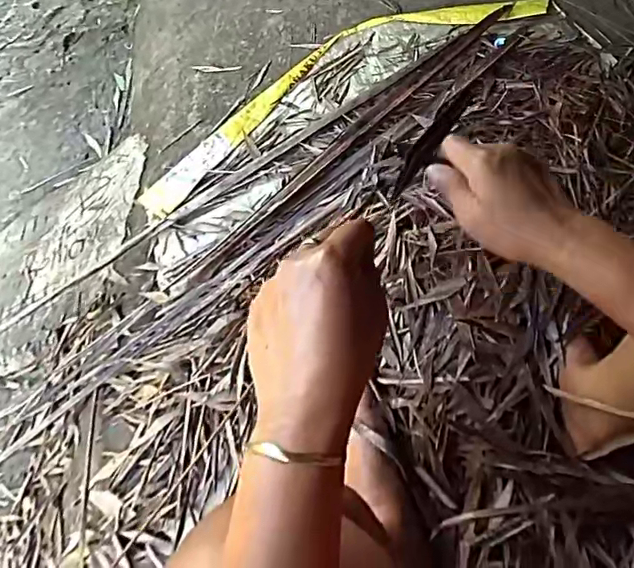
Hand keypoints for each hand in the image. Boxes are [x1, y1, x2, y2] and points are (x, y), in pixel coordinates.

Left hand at [245, 218, 386, 455]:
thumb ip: (368, 271)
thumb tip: (360, 258)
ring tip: (322, 320)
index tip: (368, 262)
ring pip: (302, 268)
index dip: (367, 244)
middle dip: (338, 262)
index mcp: (330, 257)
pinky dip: (293, 301)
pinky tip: (302, 332)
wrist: (303, 407)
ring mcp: (272, 284)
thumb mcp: (377, 307)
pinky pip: (283, 290)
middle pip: (326, 245)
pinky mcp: (256, 306)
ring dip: (313, 281)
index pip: (357, 227)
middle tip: (347, 296)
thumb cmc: (346, 360)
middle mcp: (296, 262)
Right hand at [426, 136, 579, 266]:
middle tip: (477, 204)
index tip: (452, 186)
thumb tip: (433, 169)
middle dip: (469, 172)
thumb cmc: (511, 230)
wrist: (559, 234)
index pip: (450, 144)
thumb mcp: (470, 216)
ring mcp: (521, 154)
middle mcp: (501, 149)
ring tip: (499, 206)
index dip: (446, 163)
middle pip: (472, 152)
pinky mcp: (537, 163)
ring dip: (489, 176)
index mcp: (480, 159)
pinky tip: (516, 202)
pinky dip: (508, 177)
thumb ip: (450, 187)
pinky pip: (511, 164)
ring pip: (492, 159)